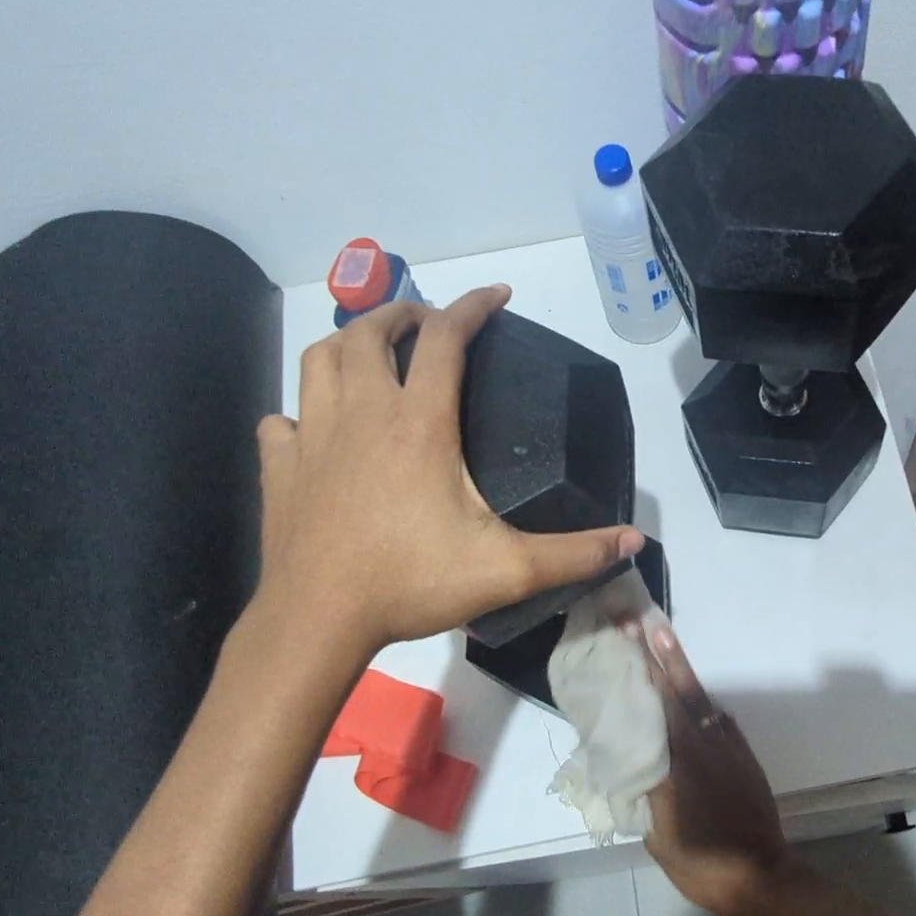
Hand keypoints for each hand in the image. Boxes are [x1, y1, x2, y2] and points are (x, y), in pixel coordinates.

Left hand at [256, 286, 644, 658]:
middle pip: (370, 331)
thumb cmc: (413, 583)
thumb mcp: (509, 570)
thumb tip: (634, 539)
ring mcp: (313, 436)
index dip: (473, 306)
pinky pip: (286, 418)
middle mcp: (363, 413)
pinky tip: (319, 429)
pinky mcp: (281, 466)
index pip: (446, 339)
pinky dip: (304, 410)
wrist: (319, 620)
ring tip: (374, 354)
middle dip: (403, 313)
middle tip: (430, 325)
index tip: (497, 295)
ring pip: (320, 359)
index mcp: (419, 424)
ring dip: (349, 343)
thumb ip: (575, 553)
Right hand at [637, 622, 788, 915]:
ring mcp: (728, 748)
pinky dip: (703, 704)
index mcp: (677, 763)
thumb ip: (646, 793)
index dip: (641, 669)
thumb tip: (633, 763)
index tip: (627, 636)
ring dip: (680, 670)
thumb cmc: (700, 865)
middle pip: (678, 691)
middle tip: (641, 620)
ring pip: (700, 700)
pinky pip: (720, 721)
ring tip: (664, 639)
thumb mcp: (658, 836)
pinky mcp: (744, 756)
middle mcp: (703, 746)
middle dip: (659, 654)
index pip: (655, 705)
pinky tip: (692, 696)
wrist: (758, 878)